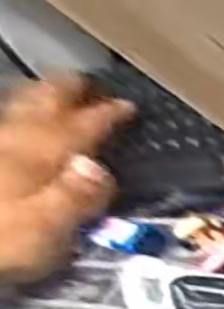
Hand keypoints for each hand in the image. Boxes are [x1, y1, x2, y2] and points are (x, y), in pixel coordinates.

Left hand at [0, 74, 133, 283]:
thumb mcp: (46, 227)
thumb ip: (75, 196)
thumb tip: (100, 166)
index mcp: (29, 163)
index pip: (73, 133)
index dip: (100, 117)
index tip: (125, 104)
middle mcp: (4, 152)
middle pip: (34, 116)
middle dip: (59, 97)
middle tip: (81, 81)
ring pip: (12, 120)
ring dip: (35, 104)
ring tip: (51, 93)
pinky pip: (4, 137)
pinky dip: (17, 126)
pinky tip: (20, 130)